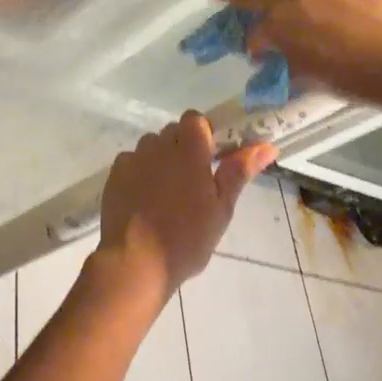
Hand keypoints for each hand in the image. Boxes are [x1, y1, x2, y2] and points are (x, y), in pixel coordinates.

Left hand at [94, 111, 276, 305]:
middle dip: (184, 148)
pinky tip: (145, 200)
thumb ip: (239, 171)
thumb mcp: (221, 209)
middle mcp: (158, 145)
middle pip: (173, 132)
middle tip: (194, 182)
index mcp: (188, 150)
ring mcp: (133, 158)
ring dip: (162, 159)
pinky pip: (133, 161)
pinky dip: (141, 173)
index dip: (204, 134)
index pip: (195, 119)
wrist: (136, 261)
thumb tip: (267, 145)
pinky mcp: (115, 173)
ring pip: (152, 146)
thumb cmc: (187, 238)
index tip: (211, 158)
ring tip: (168, 194)